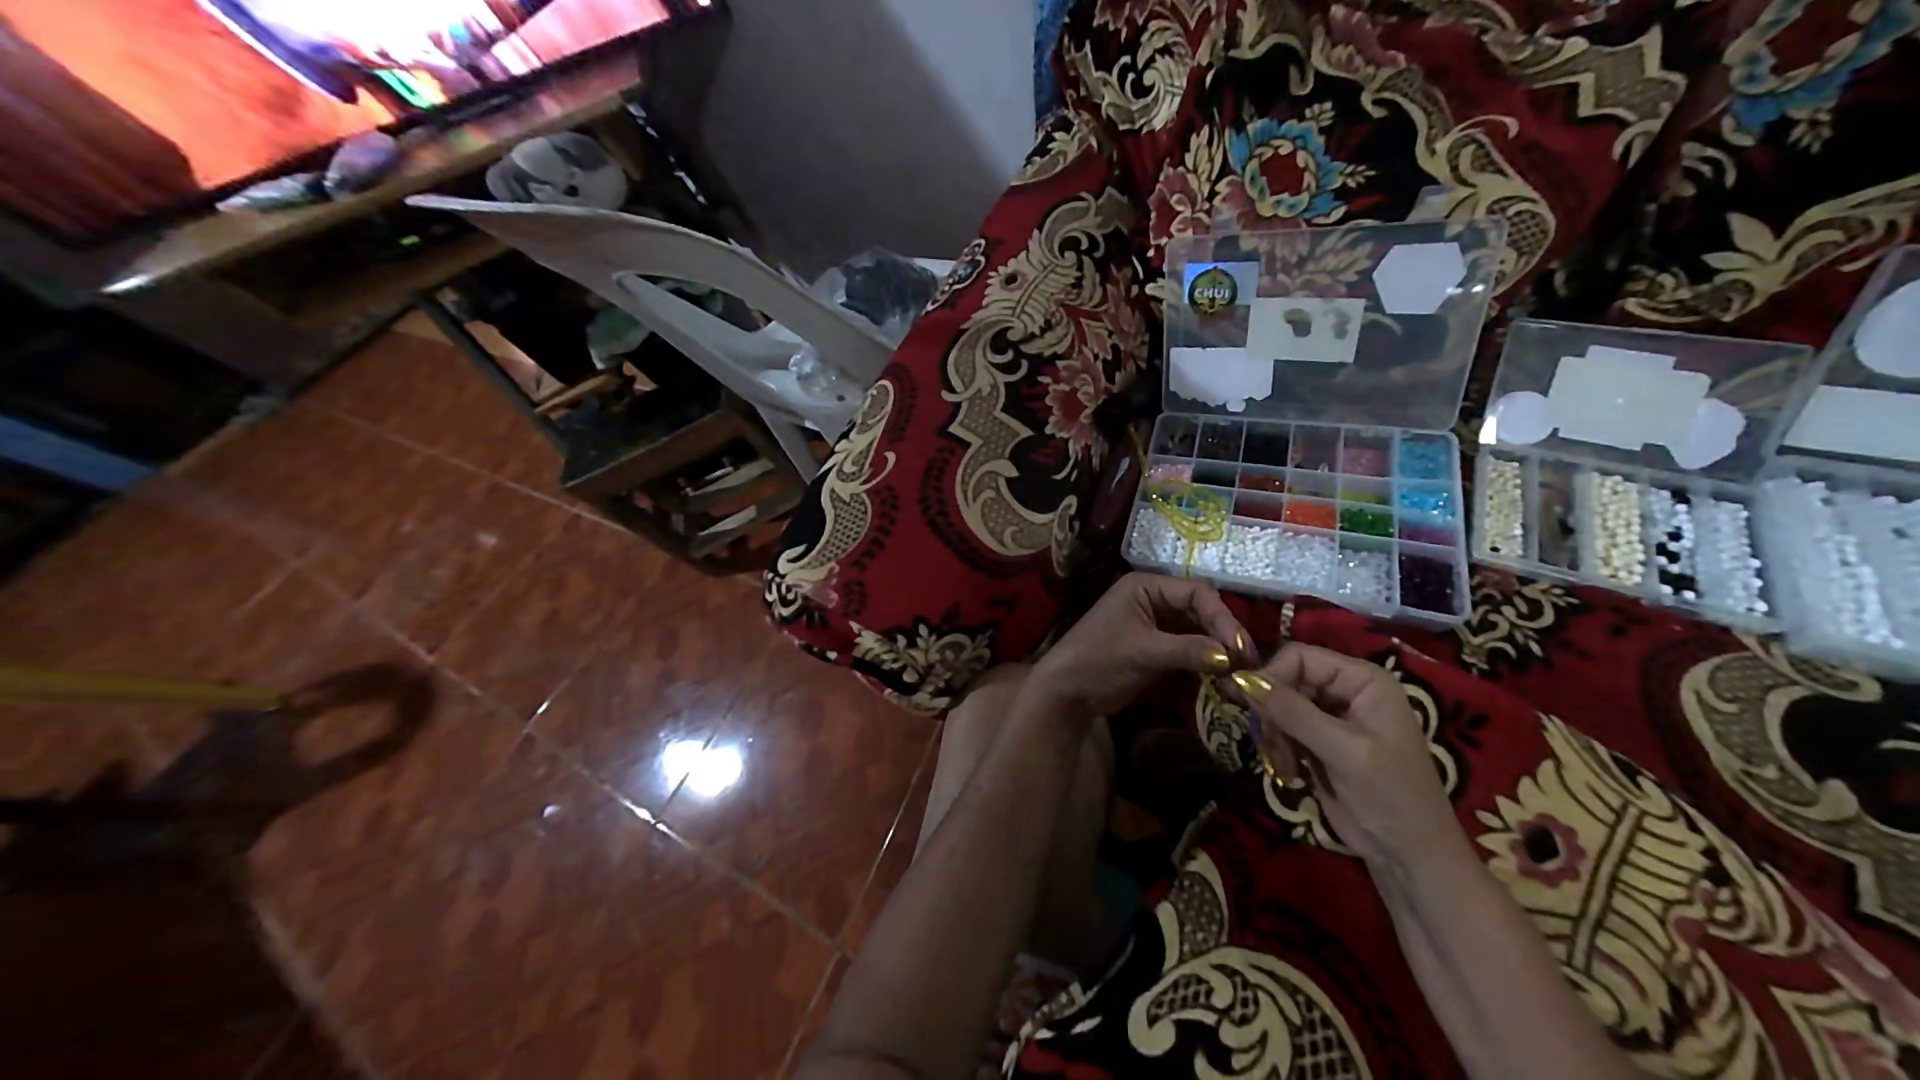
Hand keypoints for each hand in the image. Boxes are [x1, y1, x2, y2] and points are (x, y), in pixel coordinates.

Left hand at [1029, 572, 1253, 722]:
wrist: (1066, 694)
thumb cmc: (1098, 661)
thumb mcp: (1143, 652)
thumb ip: (1188, 650)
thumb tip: (1231, 656)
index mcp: (1144, 586)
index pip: (1196, 593)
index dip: (1221, 618)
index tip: (1239, 647)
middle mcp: (1151, 599)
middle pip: (1200, 610)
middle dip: (1222, 634)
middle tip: (1247, 662)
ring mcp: (1154, 624)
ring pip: (1197, 630)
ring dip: (1217, 649)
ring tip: (1240, 671)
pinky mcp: (1155, 648)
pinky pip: (1188, 648)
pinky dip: (1205, 660)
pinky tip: (1222, 676)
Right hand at [1229, 643, 1458, 866]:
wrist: (1408, 855)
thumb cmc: (1390, 796)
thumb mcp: (1343, 751)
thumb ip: (1294, 712)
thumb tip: (1243, 680)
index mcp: (1364, 680)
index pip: (1301, 656)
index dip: (1272, 674)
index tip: (1251, 705)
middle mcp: (1346, 691)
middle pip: (1286, 679)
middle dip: (1272, 710)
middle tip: (1268, 743)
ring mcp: (1331, 717)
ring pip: (1279, 705)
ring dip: (1273, 733)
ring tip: (1282, 764)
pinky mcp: (1318, 742)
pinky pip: (1282, 729)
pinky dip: (1278, 748)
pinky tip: (1288, 772)